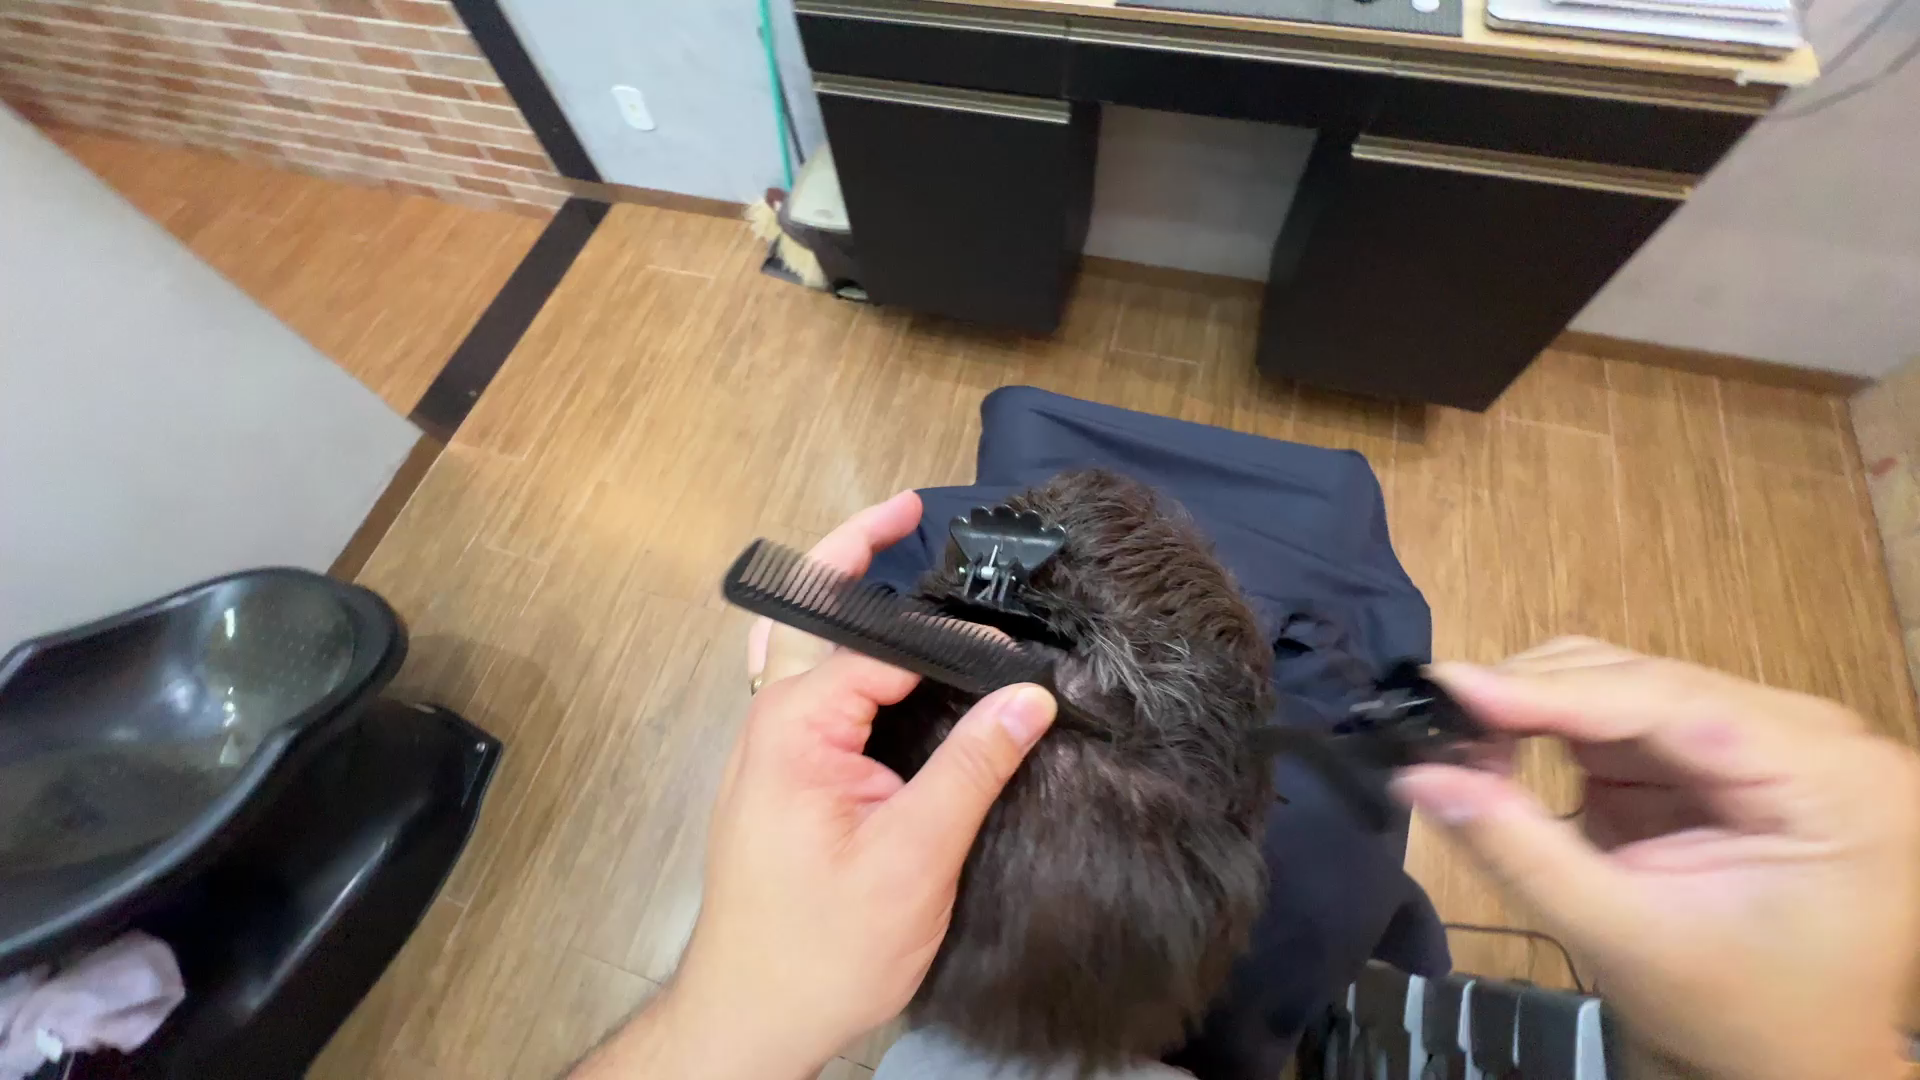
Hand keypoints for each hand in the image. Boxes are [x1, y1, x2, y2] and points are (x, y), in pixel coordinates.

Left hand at [574, 495, 1057, 1079]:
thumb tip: (1029, 695)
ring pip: (794, 634)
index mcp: (797, 723)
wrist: (751, 1015)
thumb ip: (971, 765)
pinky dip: (827, 636)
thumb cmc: (825, 946)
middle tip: (905, 508)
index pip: (882, 645)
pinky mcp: (776, 761)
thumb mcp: (914, 858)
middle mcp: (771, 713)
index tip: (1008, 644)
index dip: (949, 638)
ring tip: (878, 545)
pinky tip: (856, 638)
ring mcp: (765, 736)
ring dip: (833, 584)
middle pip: (810, 607)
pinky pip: (796, 674)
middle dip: (853, 547)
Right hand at [1392, 638, 1918, 1079]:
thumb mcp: (1614, 930)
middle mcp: (1804, 737)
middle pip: (1633, 674)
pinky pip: (1596, 699)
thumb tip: (1414, 775)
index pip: (1669, 701)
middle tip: (1440, 728)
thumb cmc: (1724, 1006)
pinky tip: (1500, 750)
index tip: (1446, 687)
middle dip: (1526, 694)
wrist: (1774, 1050)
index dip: (1547, 690)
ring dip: (1523, 700)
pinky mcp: (1696, 743)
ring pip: (1605, 673)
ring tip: (1469, 750)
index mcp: (1832, 783)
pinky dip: (1534, 717)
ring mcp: (1752, 733)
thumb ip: (1513, 846)